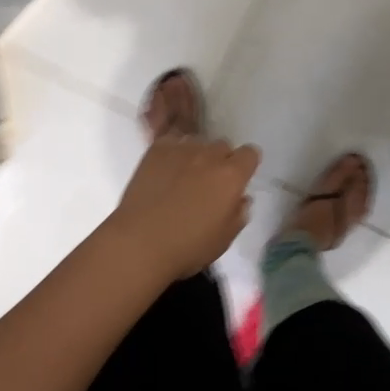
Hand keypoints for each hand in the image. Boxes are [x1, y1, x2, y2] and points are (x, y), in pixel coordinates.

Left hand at [107, 137, 260, 281]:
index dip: (246, 165)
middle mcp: (210, 155)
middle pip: (223, 146)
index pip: (250, 153)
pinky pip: (172, 142)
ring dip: (197, 156)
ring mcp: (182, 148)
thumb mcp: (224, 240)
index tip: (238, 179)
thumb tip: (242, 199)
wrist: (139, 243)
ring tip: (183, 177)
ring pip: (198, 142)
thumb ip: (239, 215)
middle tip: (208, 184)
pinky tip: (164, 172)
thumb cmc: (187, 248)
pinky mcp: (157, 149)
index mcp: (231, 176)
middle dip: (220, 161)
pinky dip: (173, 153)